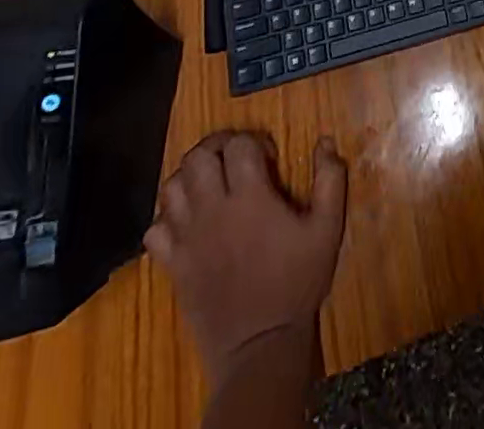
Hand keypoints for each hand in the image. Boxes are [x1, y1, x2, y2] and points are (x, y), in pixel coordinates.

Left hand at [144, 131, 347, 381]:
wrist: (260, 342)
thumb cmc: (297, 282)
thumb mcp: (327, 229)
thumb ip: (329, 181)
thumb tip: (325, 142)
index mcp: (250, 198)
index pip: (239, 145)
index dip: (254, 141)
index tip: (269, 157)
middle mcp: (212, 210)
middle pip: (198, 157)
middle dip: (217, 147)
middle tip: (236, 158)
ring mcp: (187, 238)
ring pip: (171, 186)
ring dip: (191, 176)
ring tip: (212, 184)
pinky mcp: (172, 263)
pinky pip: (154, 228)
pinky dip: (168, 217)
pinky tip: (189, 222)